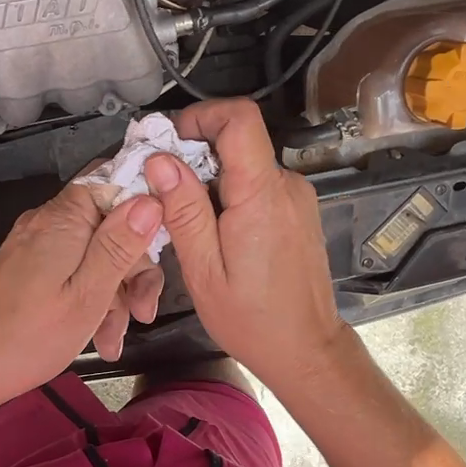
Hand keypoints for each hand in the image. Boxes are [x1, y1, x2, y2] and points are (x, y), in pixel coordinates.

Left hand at [0, 184, 163, 406]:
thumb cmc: (30, 337)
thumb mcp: (88, 295)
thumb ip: (119, 245)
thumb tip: (150, 198)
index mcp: (64, 219)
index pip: (111, 179)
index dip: (144, 202)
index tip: (166, 238)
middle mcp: (47, 223)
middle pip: (108, 225)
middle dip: (133, 269)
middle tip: (143, 315)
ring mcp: (34, 247)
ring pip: (92, 255)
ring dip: (112, 296)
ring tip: (114, 342)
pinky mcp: (26, 270)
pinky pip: (70, 272)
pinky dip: (88, 300)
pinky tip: (97, 338)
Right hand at [144, 100, 351, 388]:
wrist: (306, 349)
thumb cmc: (253, 320)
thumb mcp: (203, 271)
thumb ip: (183, 211)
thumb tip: (160, 161)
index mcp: (262, 196)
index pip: (239, 118)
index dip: (201, 116)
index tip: (171, 143)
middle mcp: (286, 186)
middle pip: (237, 142)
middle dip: (195, 159)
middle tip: (165, 196)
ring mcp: (296, 197)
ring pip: (244, 166)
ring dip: (210, 183)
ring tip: (190, 226)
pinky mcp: (297, 211)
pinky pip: (257, 187)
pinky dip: (230, 198)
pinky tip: (217, 236)